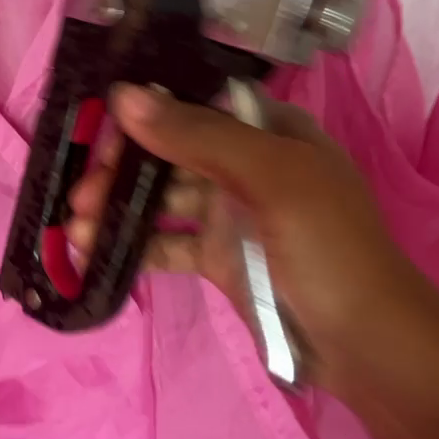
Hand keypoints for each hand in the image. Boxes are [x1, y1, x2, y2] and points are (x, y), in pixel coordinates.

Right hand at [66, 83, 438, 395]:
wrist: (362, 343)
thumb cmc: (326, 247)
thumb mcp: (270, 179)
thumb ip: (198, 136)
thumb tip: (125, 95)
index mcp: (269, 133)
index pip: (195, 107)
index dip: (145, 114)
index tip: (98, 128)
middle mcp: (246, 167)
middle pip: (170, 154)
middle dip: (121, 170)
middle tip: (80, 194)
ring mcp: (230, 215)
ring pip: (162, 202)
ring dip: (117, 210)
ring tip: (76, 229)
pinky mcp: (217, 258)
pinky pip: (166, 244)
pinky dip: (131, 247)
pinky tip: (94, 252)